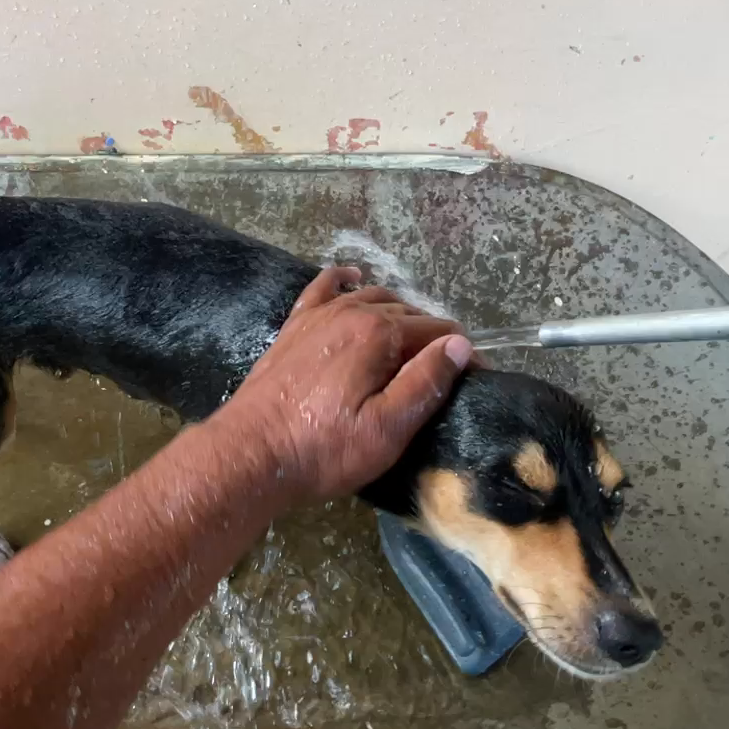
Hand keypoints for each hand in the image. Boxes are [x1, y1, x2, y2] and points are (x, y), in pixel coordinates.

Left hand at [210, 267, 473, 502]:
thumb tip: (459, 344)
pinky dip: (344, 279)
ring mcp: (319, 314)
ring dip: (398, 314)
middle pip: (408, 313)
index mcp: (379, 334)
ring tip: (411, 342)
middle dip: (432, 337)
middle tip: (444, 371)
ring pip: (372, 297)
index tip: (476, 378)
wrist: (253, 451)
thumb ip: (425, 382)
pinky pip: (325, 286)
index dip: (462, 353)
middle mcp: (351, 311)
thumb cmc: (324, 448)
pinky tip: (353, 277)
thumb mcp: (387, 428)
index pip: (437, 332)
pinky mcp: (295, 324)